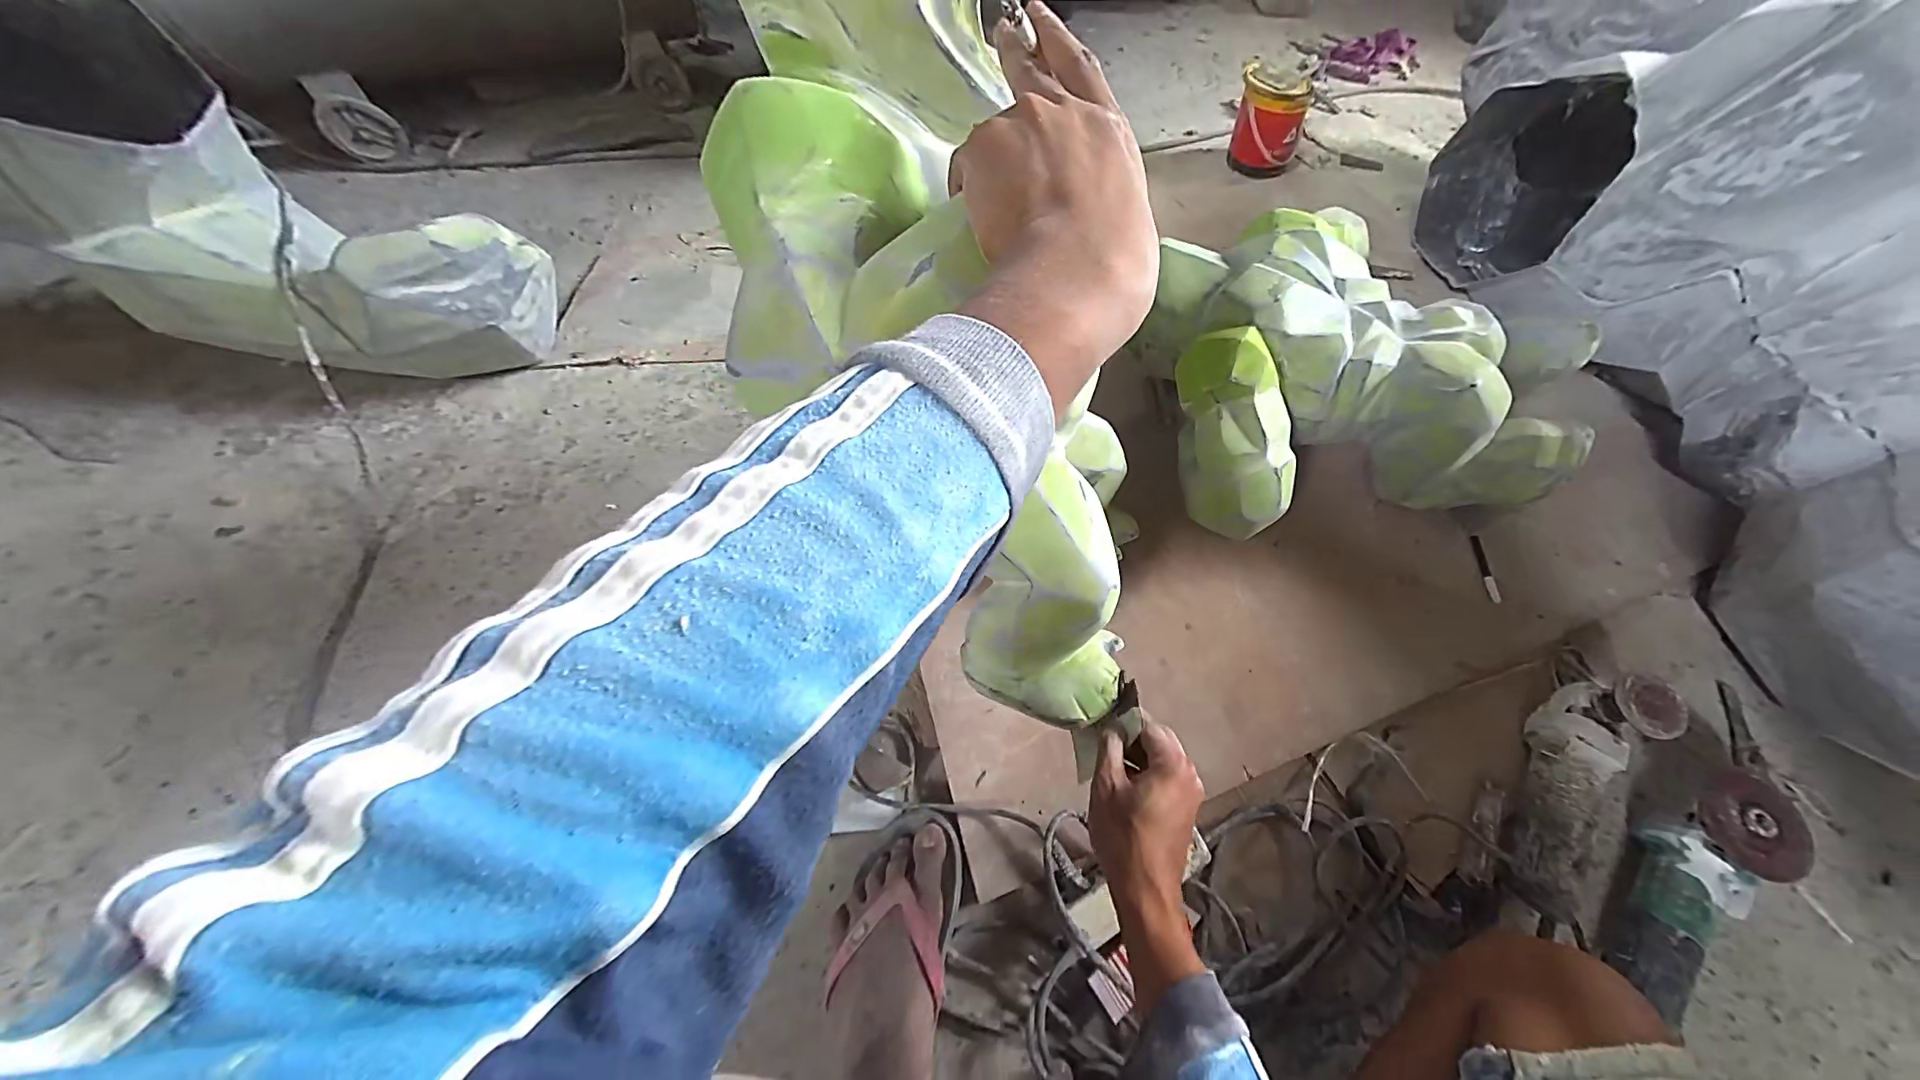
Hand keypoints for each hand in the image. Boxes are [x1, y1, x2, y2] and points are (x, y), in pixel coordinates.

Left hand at [953, 1, 1157, 416]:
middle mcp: (1064, 113)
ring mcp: (1021, 122)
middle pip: (1033, 68)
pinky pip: (967, 167)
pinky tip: (979, 216)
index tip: (1042, 20)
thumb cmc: (1116, 263)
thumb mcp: (1125, 218)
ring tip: (992, 191)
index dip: (1059, 42)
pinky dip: (969, 188)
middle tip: (1003, 33)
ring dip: (991, 153)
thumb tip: (1085, 217)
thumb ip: (1100, 197)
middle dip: (1017, 47)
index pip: (1081, 70)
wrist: (1077, 272)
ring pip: (995, 130)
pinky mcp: (984, 146)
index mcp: (1108, 131)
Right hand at [1088, 719, 1205, 1013]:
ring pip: (1164, 759)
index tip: (1102, 727)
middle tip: (1105, 748)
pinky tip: (1127, 787)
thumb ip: (1110, 749)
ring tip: (1112, 768)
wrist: (1145, 889)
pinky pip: (1167, 778)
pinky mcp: (1188, 808)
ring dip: (1140, 758)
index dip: (1124, 722)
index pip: (1148, 725)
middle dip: (1133, 739)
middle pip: (1160, 740)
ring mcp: (1192, 792)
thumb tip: (1112, 729)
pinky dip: (1149, 775)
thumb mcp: (1106, 786)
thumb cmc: (1122, 835)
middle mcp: (1190, 773)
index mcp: (1173, 763)